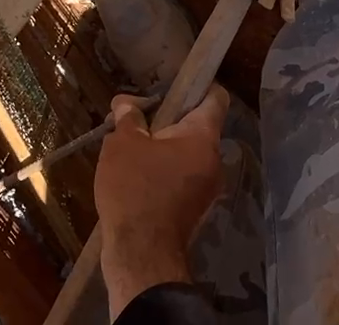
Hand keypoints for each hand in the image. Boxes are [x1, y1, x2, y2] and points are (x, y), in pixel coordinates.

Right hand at [95, 85, 228, 318]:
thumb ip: (128, 118)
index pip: (215, 98)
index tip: (174, 82)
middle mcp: (213, 161)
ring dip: (162, 147)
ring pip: (186, 154)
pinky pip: (181, 177)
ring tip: (130, 146)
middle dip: (167, 120)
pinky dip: (162, 171)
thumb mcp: (122, 144)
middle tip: (138, 117)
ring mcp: (206, 189)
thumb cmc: (135, 189)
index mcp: (202, 138)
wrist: (141, 257)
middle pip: (196, 127)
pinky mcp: (194, 210)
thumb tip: (127, 104)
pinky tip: (134, 174)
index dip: (198, 84)